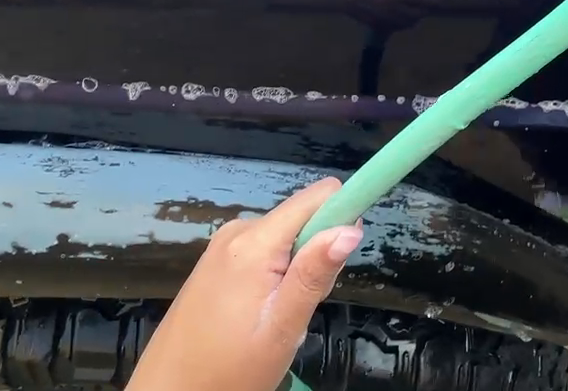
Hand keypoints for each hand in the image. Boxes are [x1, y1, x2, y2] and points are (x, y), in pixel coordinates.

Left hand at [130, 177, 362, 390]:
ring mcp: (223, 246)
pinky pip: (265, 249)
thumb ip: (315, 274)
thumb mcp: (281, 330)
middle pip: (305, 216)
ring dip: (296, 267)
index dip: (343, 216)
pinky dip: (274, 274)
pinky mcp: (215, 262)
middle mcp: (238, 231)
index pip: (320, 195)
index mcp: (255, 242)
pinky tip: (258, 314)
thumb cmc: (225, 375)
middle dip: (316, 253)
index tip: (343, 256)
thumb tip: (352, 227)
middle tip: (301, 305)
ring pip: (287, 234)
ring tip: (277, 316)